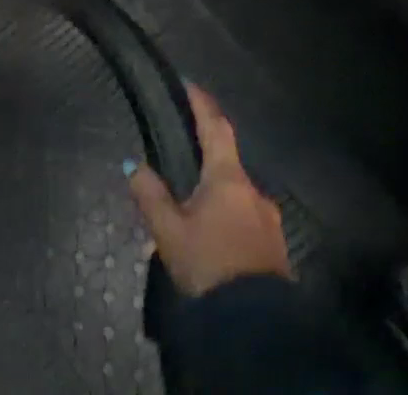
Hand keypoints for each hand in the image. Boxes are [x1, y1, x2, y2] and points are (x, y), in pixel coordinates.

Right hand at [126, 85, 292, 295]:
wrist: (254, 322)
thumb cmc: (208, 264)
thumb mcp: (167, 230)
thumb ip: (149, 195)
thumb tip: (135, 166)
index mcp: (228, 180)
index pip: (216, 129)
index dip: (202, 105)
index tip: (190, 84)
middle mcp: (254, 192)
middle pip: (225, 164)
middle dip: (201, 163)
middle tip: (173, 169)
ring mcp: (268, 220)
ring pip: (234, 194)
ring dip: (212, 195)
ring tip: (186, 213)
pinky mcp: (273, 246)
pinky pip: (243, 218)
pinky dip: (223, 216)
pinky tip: (207, 236)